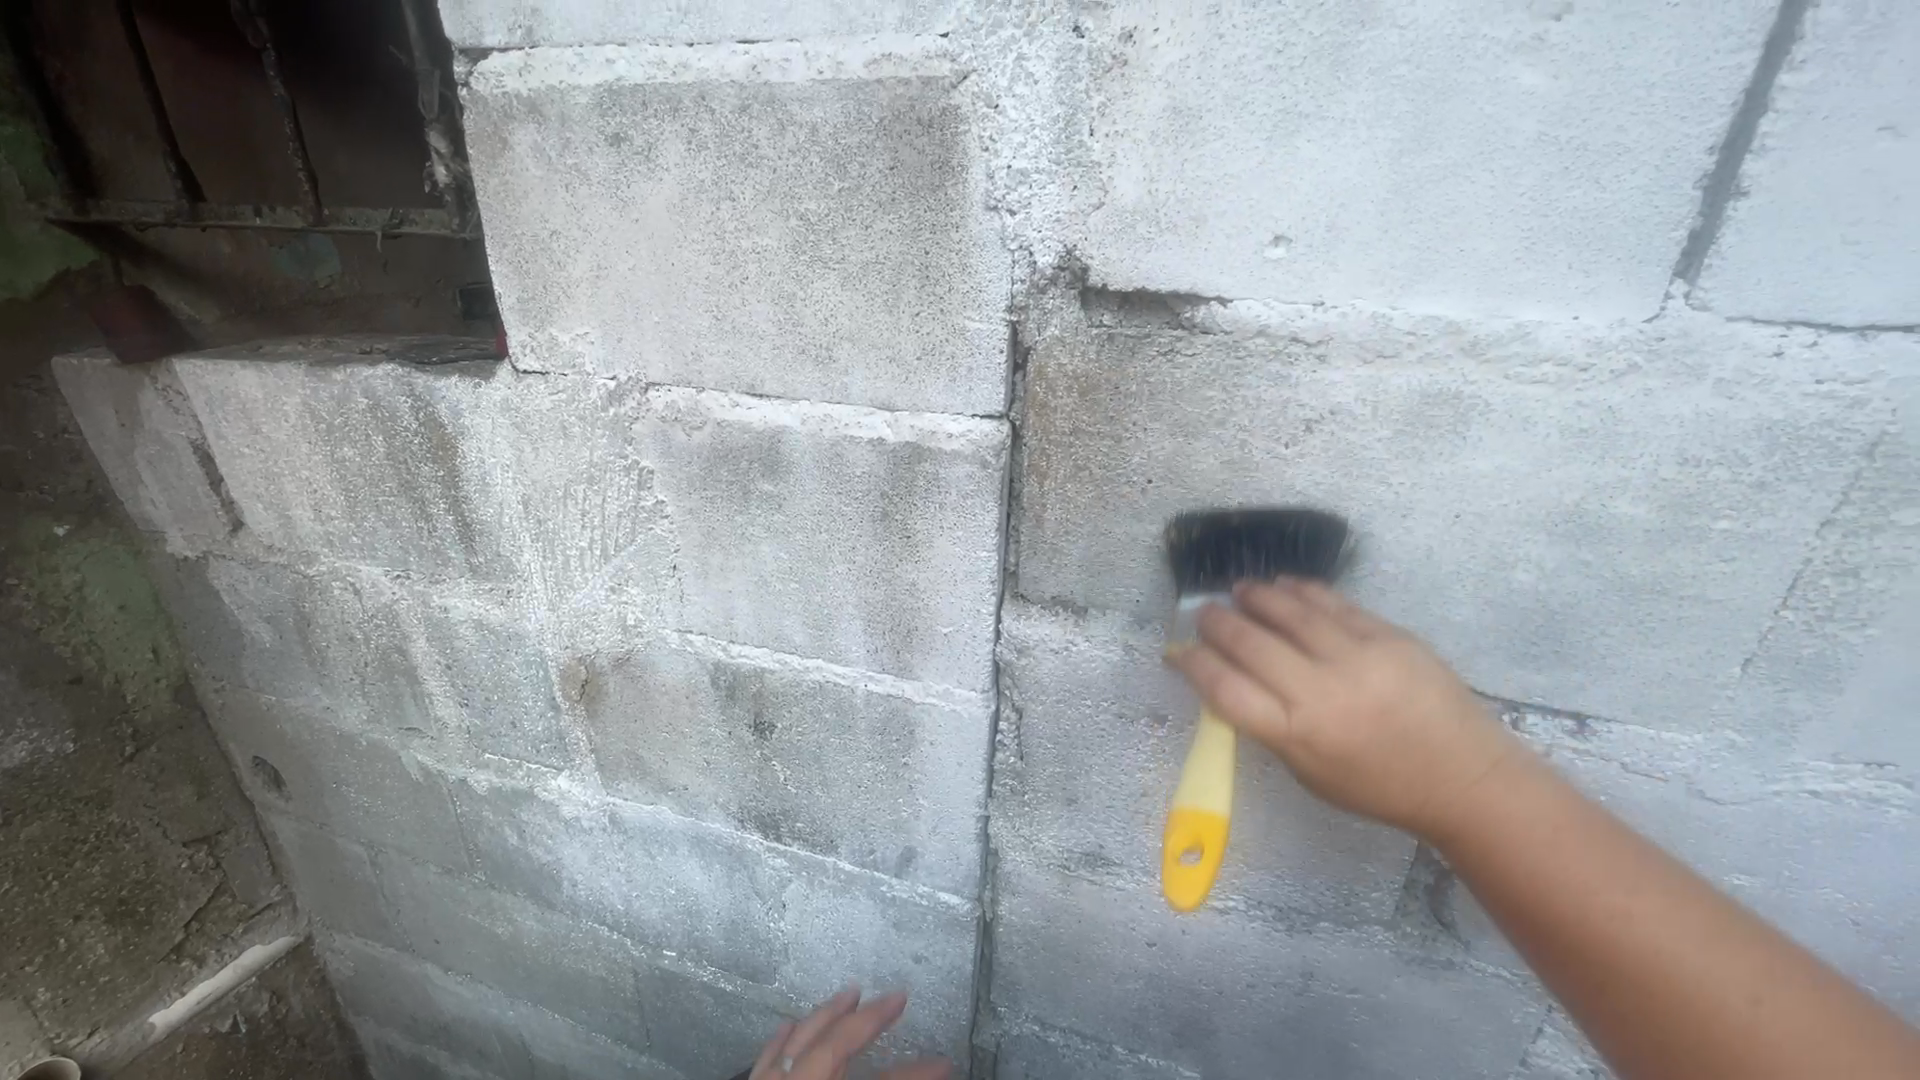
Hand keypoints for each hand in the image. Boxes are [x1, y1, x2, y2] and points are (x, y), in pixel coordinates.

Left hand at [748, 987, 949, 1079]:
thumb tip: (926, 1072)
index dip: (915, 1071)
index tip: (945, 1062)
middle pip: (836, 1043)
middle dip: (870, 1017)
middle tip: (898, 995)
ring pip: (798, 1041)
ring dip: (828, 1015)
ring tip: (850, 993)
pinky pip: (764, 1061)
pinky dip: (782, 1039)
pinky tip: (789, 1024)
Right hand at [1163, 579, 1524, 839]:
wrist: (1465, 778)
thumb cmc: (1377, 787)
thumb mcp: (1307, 772)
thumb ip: (1267, 725)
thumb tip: (1229, 679)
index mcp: (1296, 734)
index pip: (1224, 689)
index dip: (1194, 663)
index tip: (1179, 649)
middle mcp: (1321, 693)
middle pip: (1250, 644)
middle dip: (1218, 623)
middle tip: (1203, 612)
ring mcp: (1358, 659)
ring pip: (1290, 613)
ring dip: (1256, 597)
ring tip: (1239, 590)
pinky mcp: (1390, 637)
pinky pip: (1333, 604)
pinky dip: (1301, 591)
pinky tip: (1283, 586)